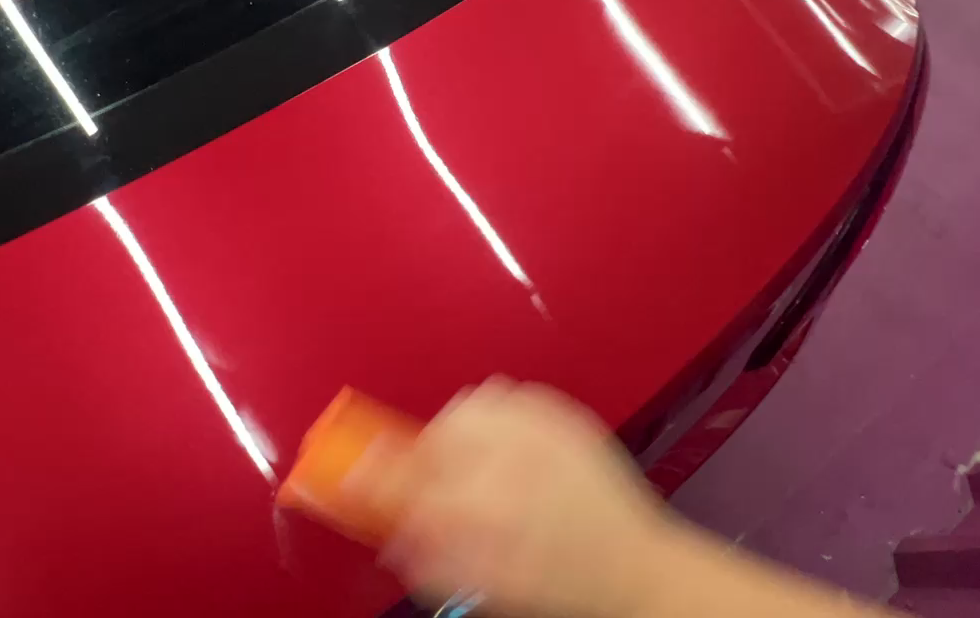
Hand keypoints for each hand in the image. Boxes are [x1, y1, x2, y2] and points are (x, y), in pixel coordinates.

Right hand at [350, 377, 678, 617]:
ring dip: (457, 433)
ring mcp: (539, 427)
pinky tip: (505, 447)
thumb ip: (432, 555)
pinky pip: (501, 396)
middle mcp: (515, 459)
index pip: (409, 480)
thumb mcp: (491, 585)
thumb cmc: (570, 581)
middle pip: (435, 435)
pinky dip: (492, 416)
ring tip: (474, 463)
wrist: (633, 563)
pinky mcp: (556, 409)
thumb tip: (390, 534)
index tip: (345, 468)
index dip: (370, 473)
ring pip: (465, 408)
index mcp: (494, 510)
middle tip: (428, 480)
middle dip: (422, 456)